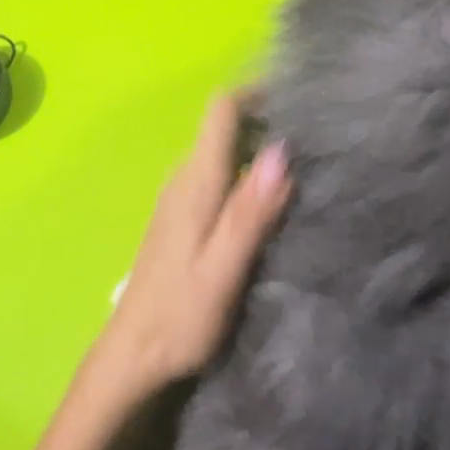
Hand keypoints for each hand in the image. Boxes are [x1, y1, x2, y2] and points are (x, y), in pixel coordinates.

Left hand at [93, 95, 291, 396]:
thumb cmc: (180, 317)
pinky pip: (216, 179)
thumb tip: (281, 151)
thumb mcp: (223, 269)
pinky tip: (270, 200)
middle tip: (317, 134)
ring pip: (221, 154)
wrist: (133, 356)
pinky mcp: (180, 222)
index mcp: (195, 184)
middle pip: (223, 128)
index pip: (221, 111)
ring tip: (305, 163)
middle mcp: (182, 182)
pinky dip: (245, 175)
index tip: (301, 96)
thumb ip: (249, 212)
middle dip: (267, 120)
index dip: (259, 92)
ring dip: (257, 149)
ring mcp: (177, 201)